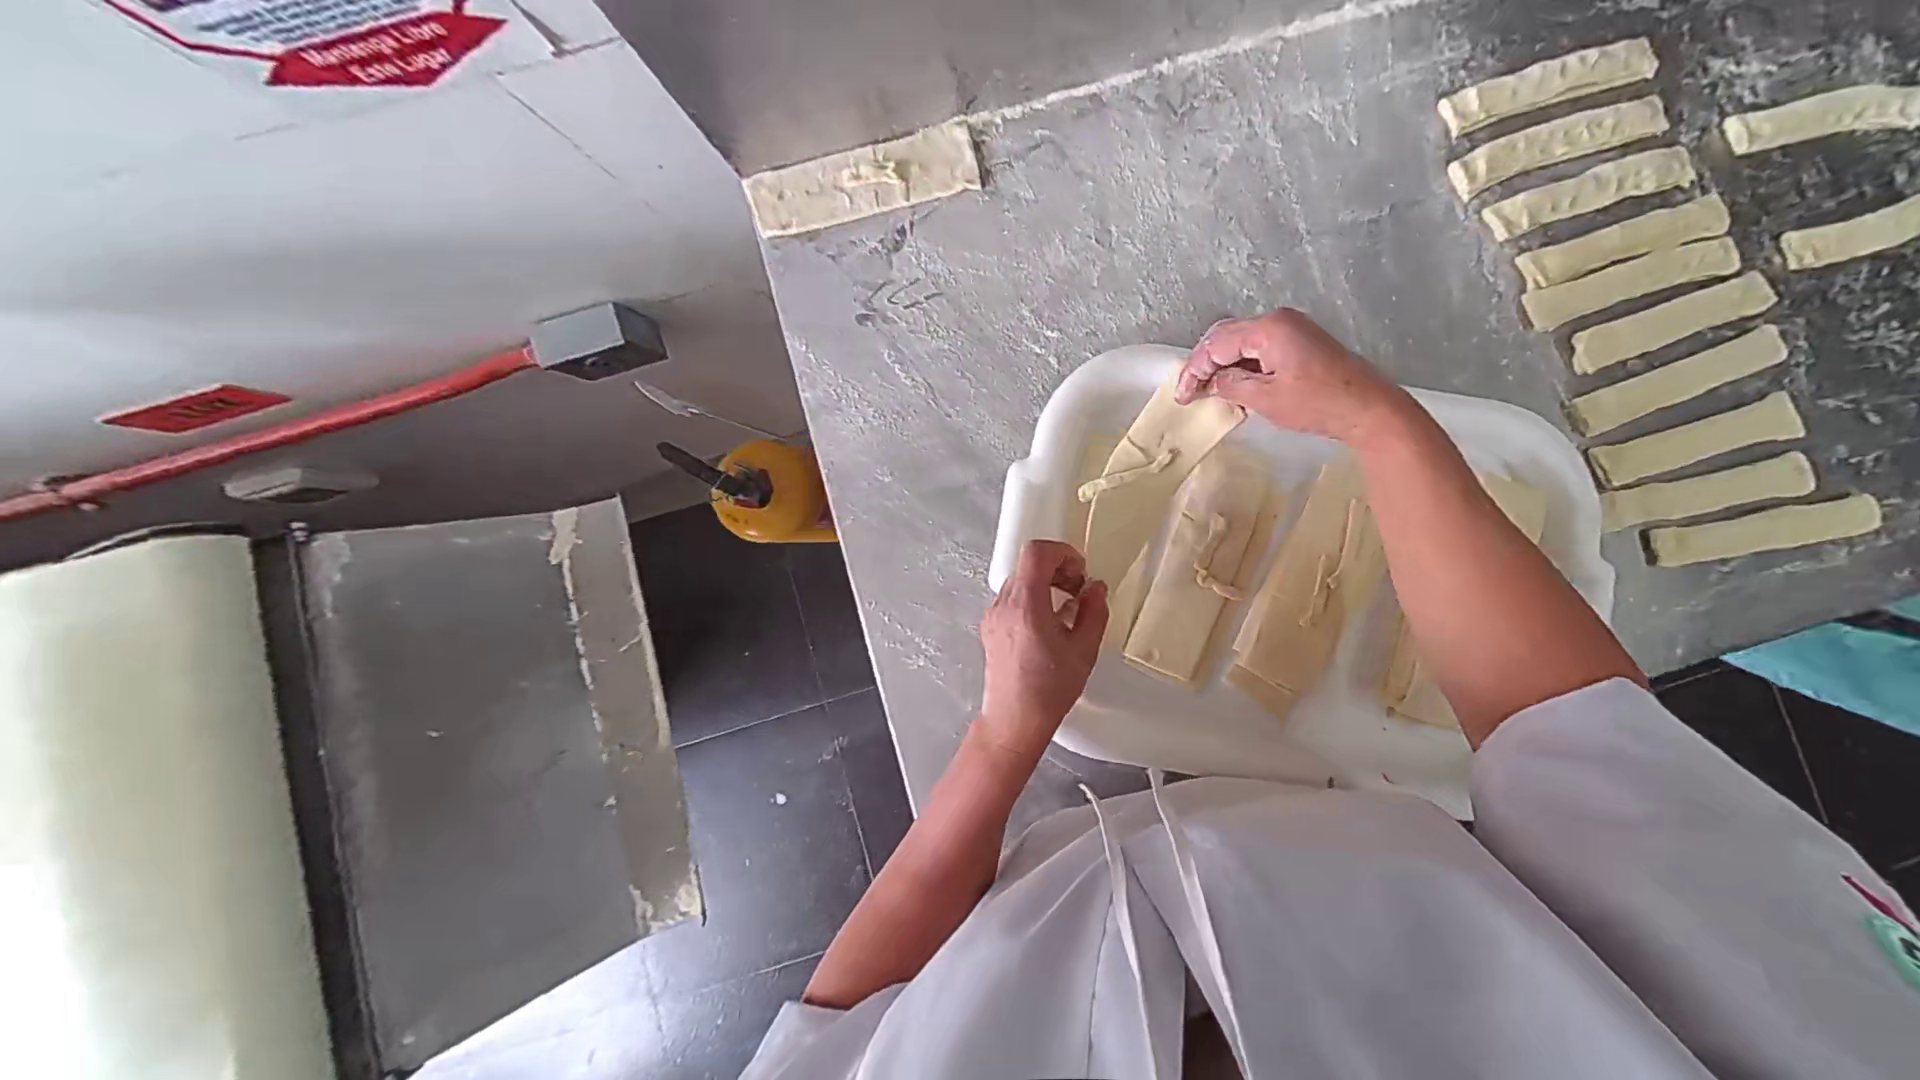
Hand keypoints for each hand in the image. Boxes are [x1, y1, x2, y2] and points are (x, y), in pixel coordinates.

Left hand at [976, 540, 1108, 760]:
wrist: (1015, 720)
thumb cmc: (1046, 691)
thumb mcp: (1084, 649)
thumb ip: (1094, 611)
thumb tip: (1095, 589)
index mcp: (1026, 604)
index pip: (1037, 553)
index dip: (1063, 553)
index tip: (1079, 569)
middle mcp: (1004, 605)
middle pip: (1028, 565)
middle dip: (1057, 569)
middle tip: (1078, 589)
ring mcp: (994, 616)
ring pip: (1020, 581)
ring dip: (1045, 585)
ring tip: (1067, 609)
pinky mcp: (991, 628)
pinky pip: (1012, 600)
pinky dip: (1032, 600)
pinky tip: (1050, 625)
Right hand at [1174, 309, 1411, 445]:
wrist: (1367, 407)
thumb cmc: (1319, 403)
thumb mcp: (1265, 399)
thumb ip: (1231, 385)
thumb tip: (1212, 382)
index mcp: (1268, 329)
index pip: (1215, 345)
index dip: (1194, 371)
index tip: (1183, 396)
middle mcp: (1278, 320)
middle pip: (1224, 336)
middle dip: (1203, 363)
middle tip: (1189, 391)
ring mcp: (1290, 328)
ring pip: (1239, 340)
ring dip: (1220, 363)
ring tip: (1206, 389)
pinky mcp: (1298, 340)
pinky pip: (1257, 346)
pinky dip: (1240, 363)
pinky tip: (1232, 383)